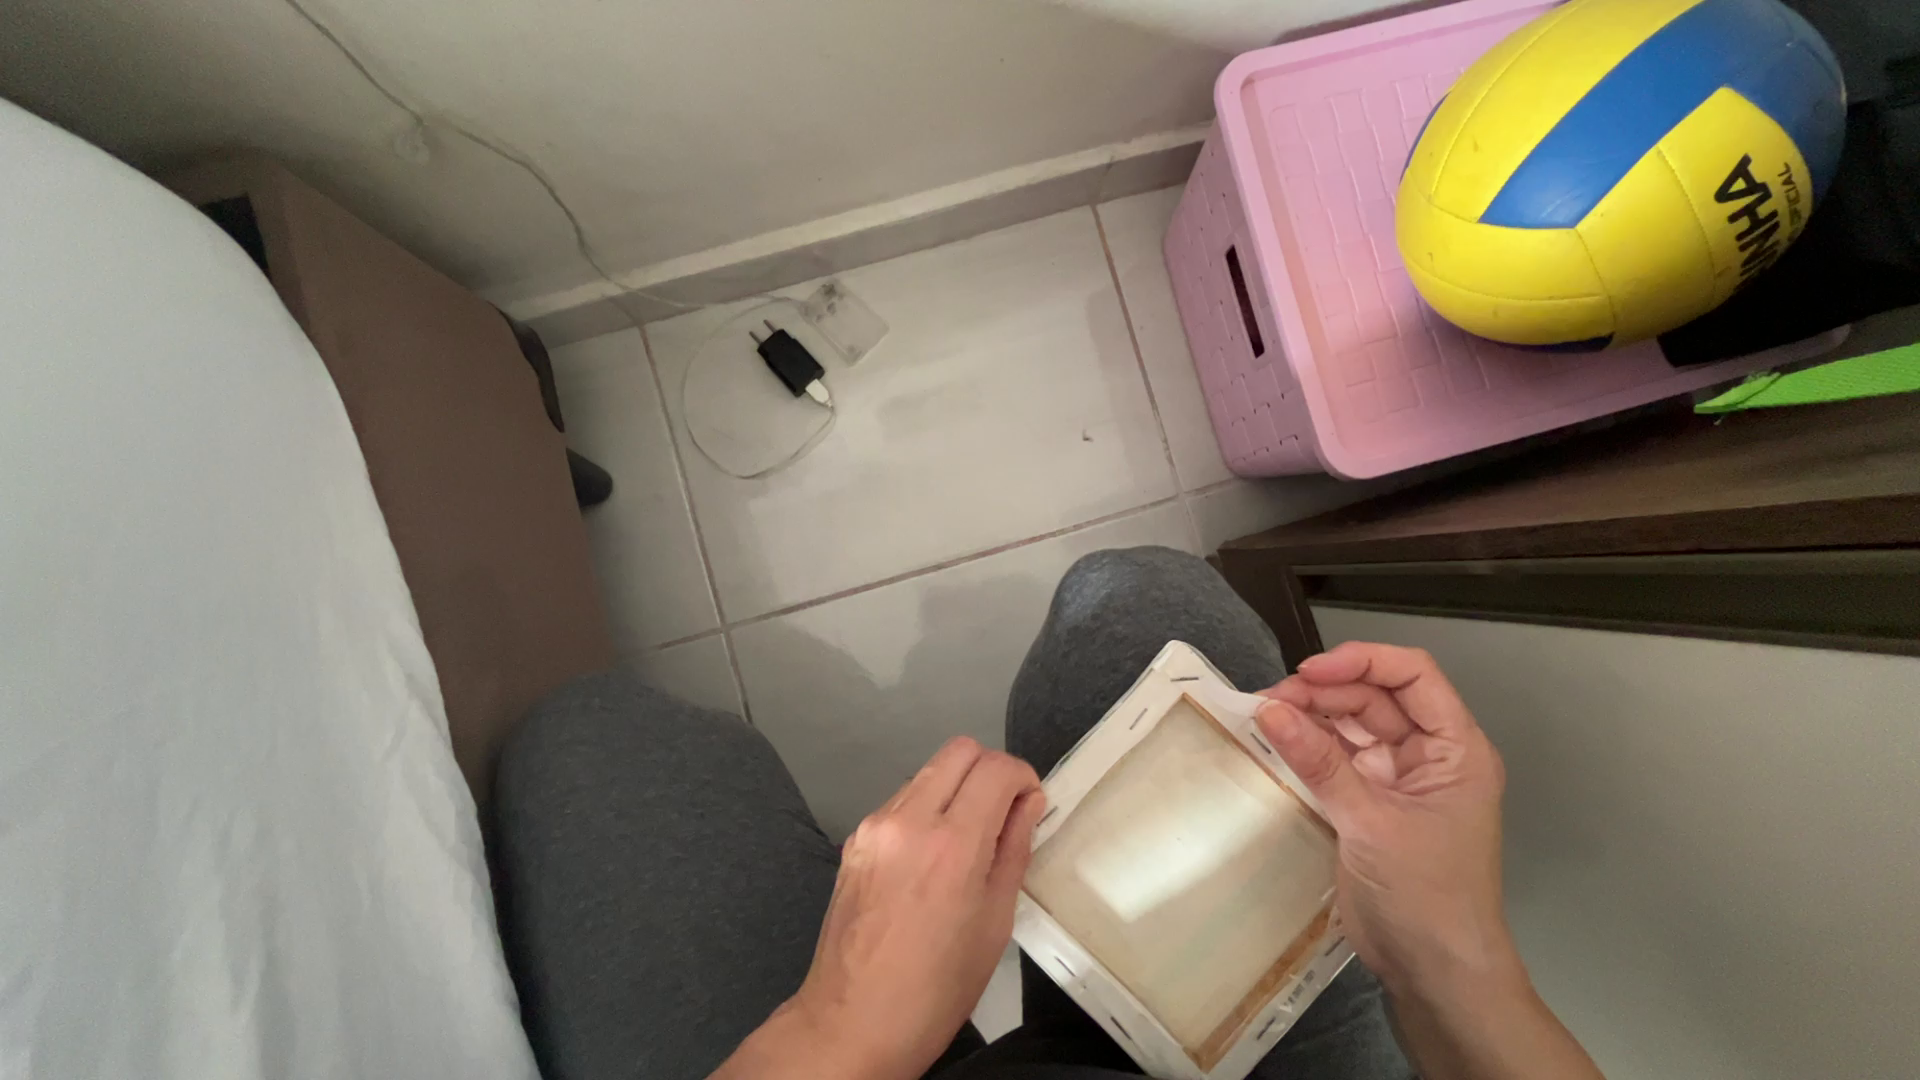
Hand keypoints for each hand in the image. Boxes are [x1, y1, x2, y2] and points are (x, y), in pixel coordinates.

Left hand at [788, 737, 1045, 1079]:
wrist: (849, 1024)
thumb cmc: (935, 989)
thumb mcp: (994, 924)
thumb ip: (1014, 849)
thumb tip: (1028, 803)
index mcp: (952, 845)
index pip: (996, 768)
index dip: (1023, 776)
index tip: (1030, 802)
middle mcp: (908, 820)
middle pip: (960, 749)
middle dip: (991, 769)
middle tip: (1004, 810)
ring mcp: (875, 824)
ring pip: (929, 769)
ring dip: (958, 786)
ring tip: (968, 836)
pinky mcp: (855, 837)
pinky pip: (903, 798)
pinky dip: (928, 807)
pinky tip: (932, 854)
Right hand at [1256, 642, 1515, 996]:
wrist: (1433, 972)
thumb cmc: (1425, 894)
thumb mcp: (1371, 822)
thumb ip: (1318, 762)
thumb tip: (1266, 709)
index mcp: (1454, 748)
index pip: (1413, 675)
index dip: (1361, 661)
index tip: (1307, 673)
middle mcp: (1426, 753)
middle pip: (1372, 695)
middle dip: (1322, 691)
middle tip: (1268, 703)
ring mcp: (1394, 776)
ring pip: (1347, 723)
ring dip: (1307, 715)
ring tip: (1262, 717)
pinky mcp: (1365, 799)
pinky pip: (1332, 755)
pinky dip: (1303, 745)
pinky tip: (1272, 741)